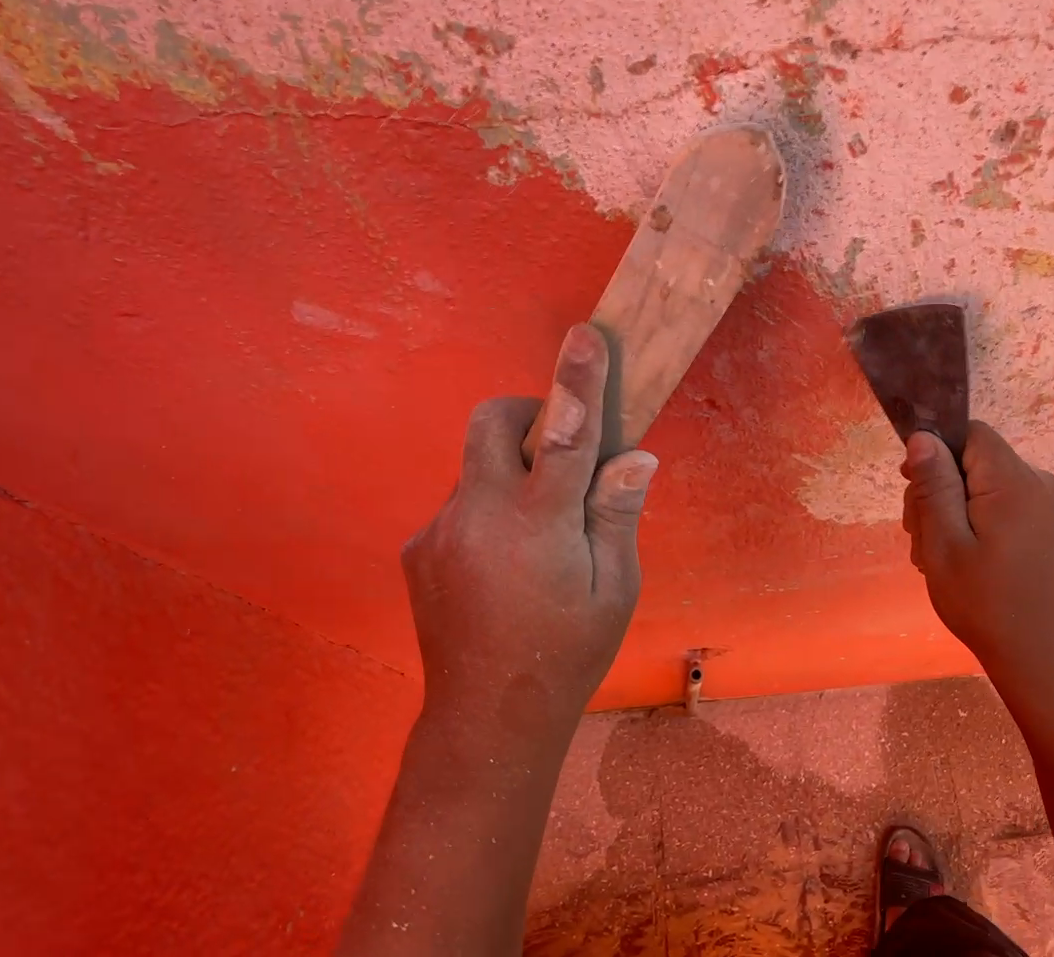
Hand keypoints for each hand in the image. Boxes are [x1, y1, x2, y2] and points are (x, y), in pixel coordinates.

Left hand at [400, 324, 657, 716]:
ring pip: (477, 468)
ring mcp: (438, 531)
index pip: (562, 437)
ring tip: (536, 538)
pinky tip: (503, 566)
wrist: (488, 718)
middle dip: (526, 415)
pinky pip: (460, 505)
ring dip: (511, 476)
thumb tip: (635, 456)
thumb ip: (616, 514)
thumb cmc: (569, 653)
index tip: (584, 336)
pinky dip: (488, 512)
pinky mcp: (418, 548)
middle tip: (558, 453)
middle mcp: (477, 515)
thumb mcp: (615, 588)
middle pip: (490, 422)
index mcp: (537, 526)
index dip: (577, 382)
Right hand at [901, 422, 1053, 669]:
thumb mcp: (945, 543)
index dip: (936, 453)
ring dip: (951, 511)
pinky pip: (997, 504)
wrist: (1039, 655)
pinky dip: (973, 523)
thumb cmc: (984, 603)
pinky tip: (960, 559)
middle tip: (922, 538)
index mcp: (1014, 481)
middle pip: (972, 460)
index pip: (969, 433)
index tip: (914, 489)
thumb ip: (934, 486)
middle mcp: (1037, 481)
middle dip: (939, 490)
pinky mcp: (1044, 523)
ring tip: (938, 556)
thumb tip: (922, 437)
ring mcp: (1045, 503)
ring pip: (980, 484)